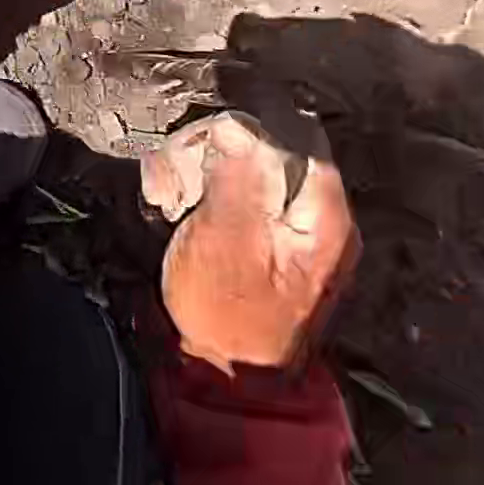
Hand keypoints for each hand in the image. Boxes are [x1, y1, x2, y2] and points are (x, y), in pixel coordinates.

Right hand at [142, 112, 358, 372]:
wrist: (220, 360)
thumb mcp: (228, 240)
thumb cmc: (226, 304)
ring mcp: (270, 214)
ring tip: (164, 200)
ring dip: (182, 167)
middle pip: (251, 142)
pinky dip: (181, 183)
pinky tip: (165, 204)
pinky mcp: (241, 220)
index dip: (247, 126)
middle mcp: (302, 208)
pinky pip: (209, 179)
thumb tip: (237, 123)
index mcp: (319, 214)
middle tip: (174, 181)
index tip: (200, 136)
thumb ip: (236, 179)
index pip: (297, 136)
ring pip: (222, 156)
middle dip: (202, 150)